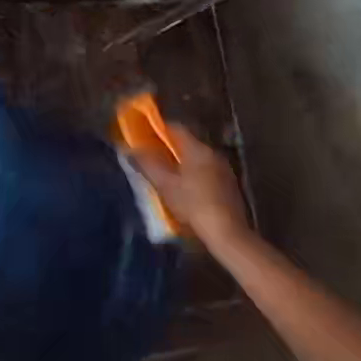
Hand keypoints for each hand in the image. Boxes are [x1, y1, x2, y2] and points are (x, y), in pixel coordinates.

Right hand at [127, 123, 254, 251]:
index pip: (177, 129)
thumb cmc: (193, 205)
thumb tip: (131, 150)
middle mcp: (213, 153)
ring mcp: (224, 169)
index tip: (144, 135)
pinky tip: (185, 188)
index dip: (159, 129)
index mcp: (198, 150)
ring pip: (198, 158)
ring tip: (166, 174)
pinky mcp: (229, 184)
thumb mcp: (165, 185)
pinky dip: (193, 173)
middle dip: (169, 147)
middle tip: (152, 156)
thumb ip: (148, 164)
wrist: (227, 232)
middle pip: (187, 143)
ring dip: (181, 162)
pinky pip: (207, 170)